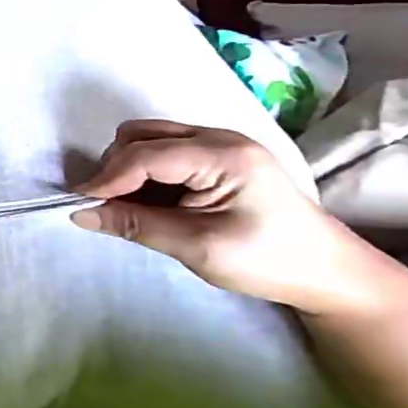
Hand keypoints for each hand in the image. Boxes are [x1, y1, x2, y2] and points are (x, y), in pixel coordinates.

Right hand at [69, 120, 405, 316]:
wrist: (328, 272)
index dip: (108, 176)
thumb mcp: (198, 247)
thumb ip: (137, 226)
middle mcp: (219, 137)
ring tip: (132, 208)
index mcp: (224, 155)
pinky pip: (164, 151)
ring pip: (149, 139)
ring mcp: (219, 143)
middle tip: (110, 208)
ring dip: (129, 169)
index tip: (79, 201)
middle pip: (142, 134)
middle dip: (116, 168)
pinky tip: (153, 203)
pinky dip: (146, 173)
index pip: (147, 153)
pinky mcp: (216, 156)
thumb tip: (80, 213)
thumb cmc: (268, 261)